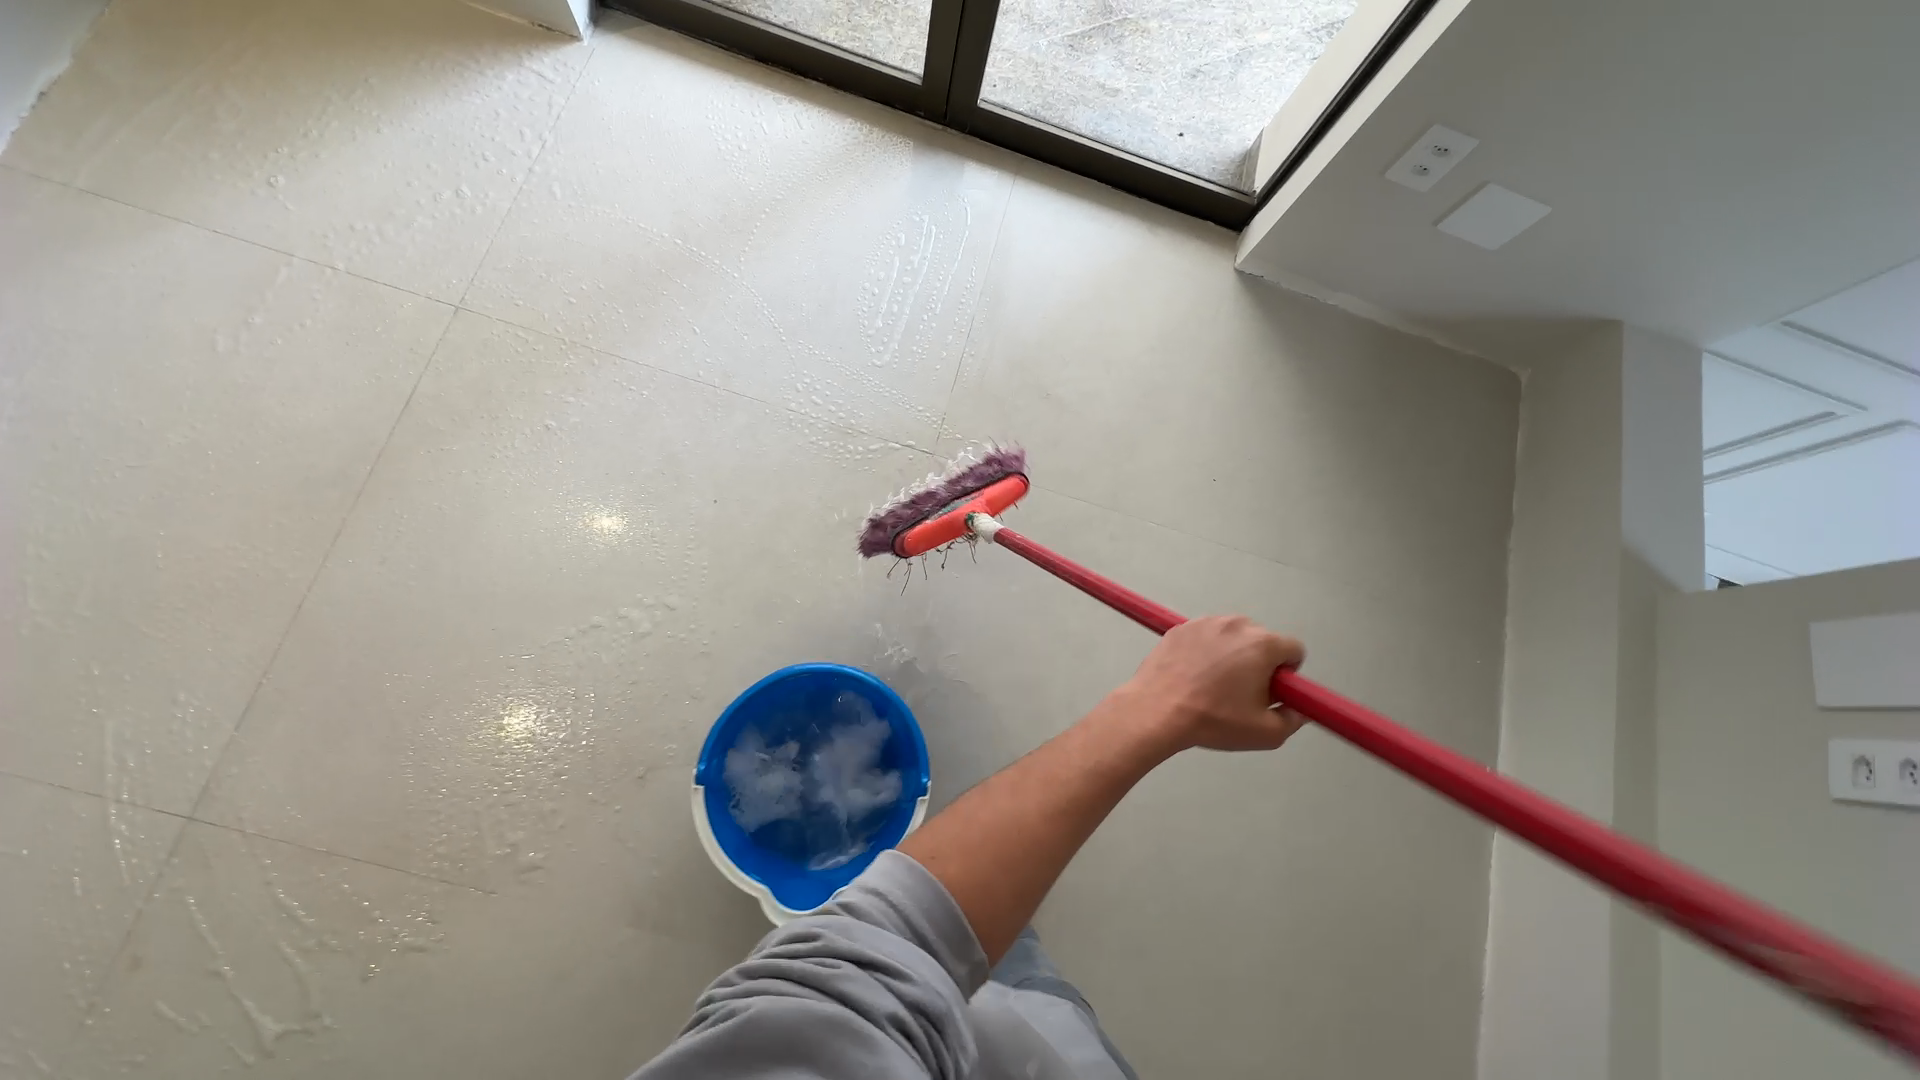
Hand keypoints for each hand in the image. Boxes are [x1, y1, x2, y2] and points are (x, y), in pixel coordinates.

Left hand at [1118, 616, 1306, 752]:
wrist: (1156, 710)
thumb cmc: (1213, 720)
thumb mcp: (1267, 733)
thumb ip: (1293, 719)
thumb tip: (1295, 709)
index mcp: (1263, 644)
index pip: (1294, 650)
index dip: (1287, 673)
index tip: (1272, 691)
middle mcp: (1236, 624)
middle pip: (1262, 640)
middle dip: (1258, 663)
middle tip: (1240, 692)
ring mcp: (1204, 622)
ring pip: (1231, 636)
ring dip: (1230, 654)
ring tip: (1212, 684)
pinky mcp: (1180, 627)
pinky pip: (1204, 636)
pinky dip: (1204, 650)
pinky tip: (1192, 675)